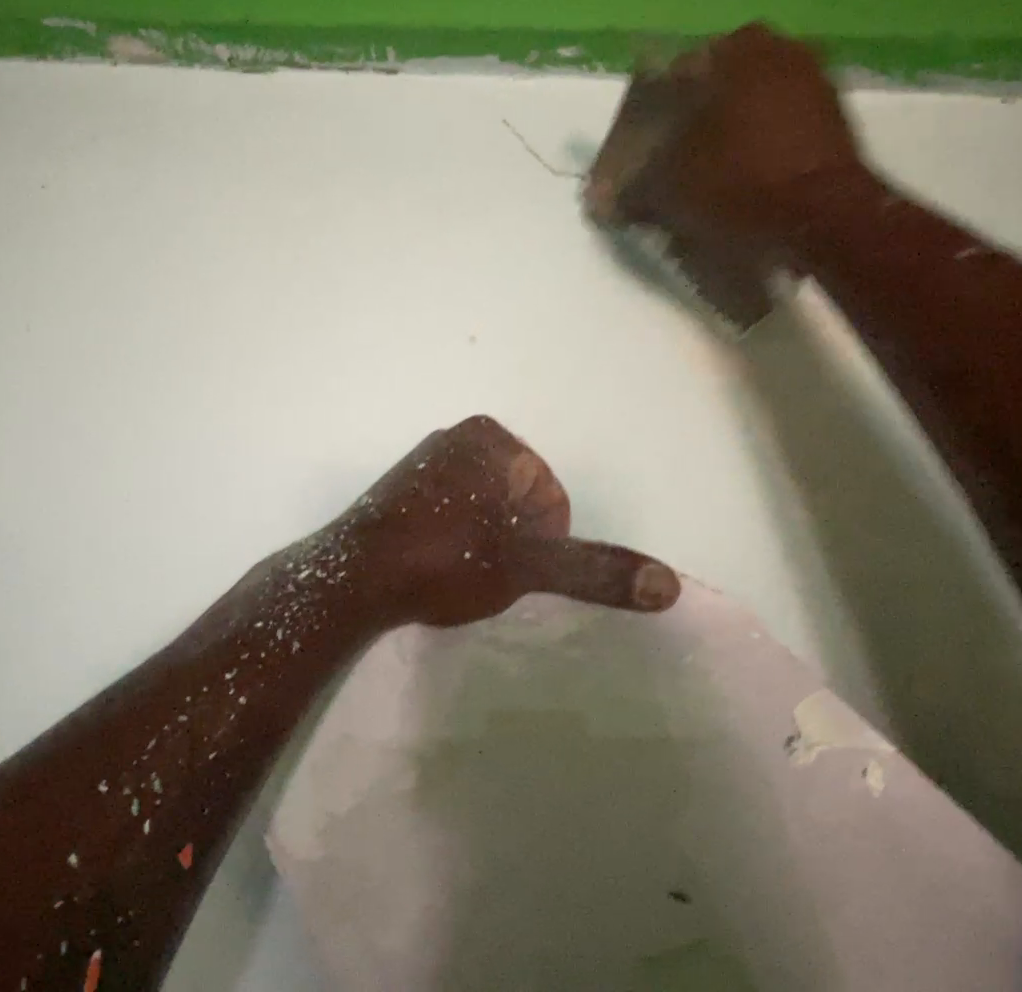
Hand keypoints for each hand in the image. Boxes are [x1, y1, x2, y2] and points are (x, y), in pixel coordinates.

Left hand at [332, 416, 679, 627]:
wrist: (352, 581)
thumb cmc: (444, 561)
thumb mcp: (526, 564)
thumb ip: (593, 570)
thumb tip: (670, 585)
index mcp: (492, 438)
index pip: (552, 500)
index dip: (538, 546)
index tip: (501, 565)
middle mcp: (458, 437)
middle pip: (519, 505)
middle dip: (511, 544)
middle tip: (476, 572)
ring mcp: (425, 462)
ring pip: (486, 514)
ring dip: (483, 547)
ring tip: (452, 572)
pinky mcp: (401, 491)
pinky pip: (451, 517)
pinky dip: (452, 543)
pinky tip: (432, 566)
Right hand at [585, 24, 879, 323]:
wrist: (824, 218)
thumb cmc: (736, 185)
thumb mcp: (666, 189)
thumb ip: (630, 187)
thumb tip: (602, 199)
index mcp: (730, 48)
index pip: (668, 81)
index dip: (642, 129)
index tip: (633, 165)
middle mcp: (777, 49)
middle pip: (711, 97)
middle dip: (685, 136)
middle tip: (666, 179)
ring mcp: (814, 81)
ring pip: (745, 116)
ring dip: (721, 148)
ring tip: (702, 192)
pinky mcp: (837, 121)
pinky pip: (777, 135)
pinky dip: (755, 158)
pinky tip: (740, 191)